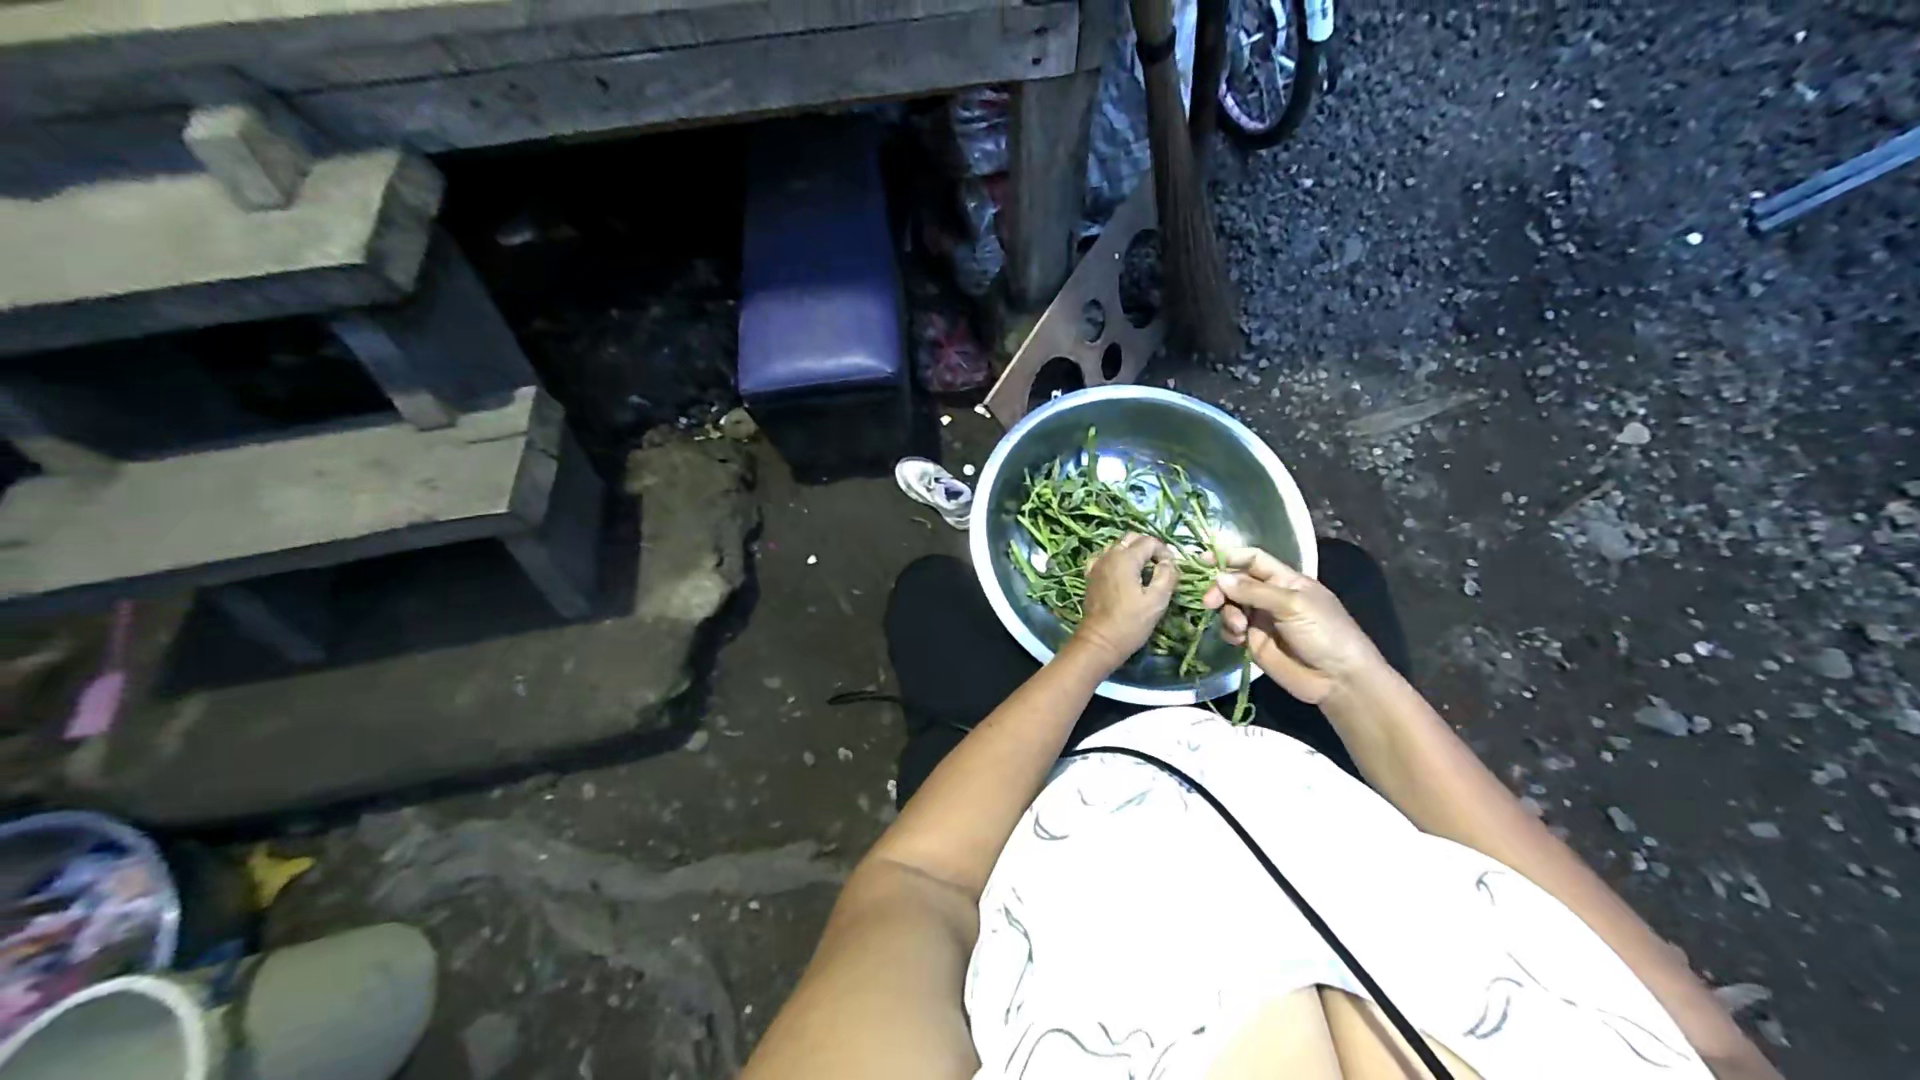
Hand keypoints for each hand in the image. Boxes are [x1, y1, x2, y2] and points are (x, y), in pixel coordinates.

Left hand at [1070, 533, 1177, 669]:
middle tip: (1160, 566)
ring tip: (1144, 570)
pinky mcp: (1091, 576)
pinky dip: (1116, 559)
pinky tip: (1123, 574)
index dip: (1164, 552)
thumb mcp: (1157, 600)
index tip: (1171, 568)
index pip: (1149, 541)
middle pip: (1131, 539)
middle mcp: (1108, 556)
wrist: (1100, 641)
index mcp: (1125, 558)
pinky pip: (1105, 558)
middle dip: (1148, 547)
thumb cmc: (1131, 622)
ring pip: (1117, 546)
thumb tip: (1168, 562)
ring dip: (1132, 552)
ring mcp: (1097, 565)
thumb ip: (1167, 575)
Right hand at [1202, 547, 1386, 704]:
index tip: (1203, 561)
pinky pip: (1231, 629)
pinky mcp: (1254, 642)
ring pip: (1230, 606)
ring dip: (1227, 613)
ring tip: (1238, 628)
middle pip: (1235, 582)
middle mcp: (1270, 596)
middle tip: (1210, 602)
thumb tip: (1218, 577)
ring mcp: (1261, 619)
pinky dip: (1229, 631)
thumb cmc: (1325, 634)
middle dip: (1220, 589)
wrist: (1338, 680)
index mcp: (1285, 580)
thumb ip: (1253, 591)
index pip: (1252, 559)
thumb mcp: (1292, 606)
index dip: (1229, 556)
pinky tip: (1238, 639)